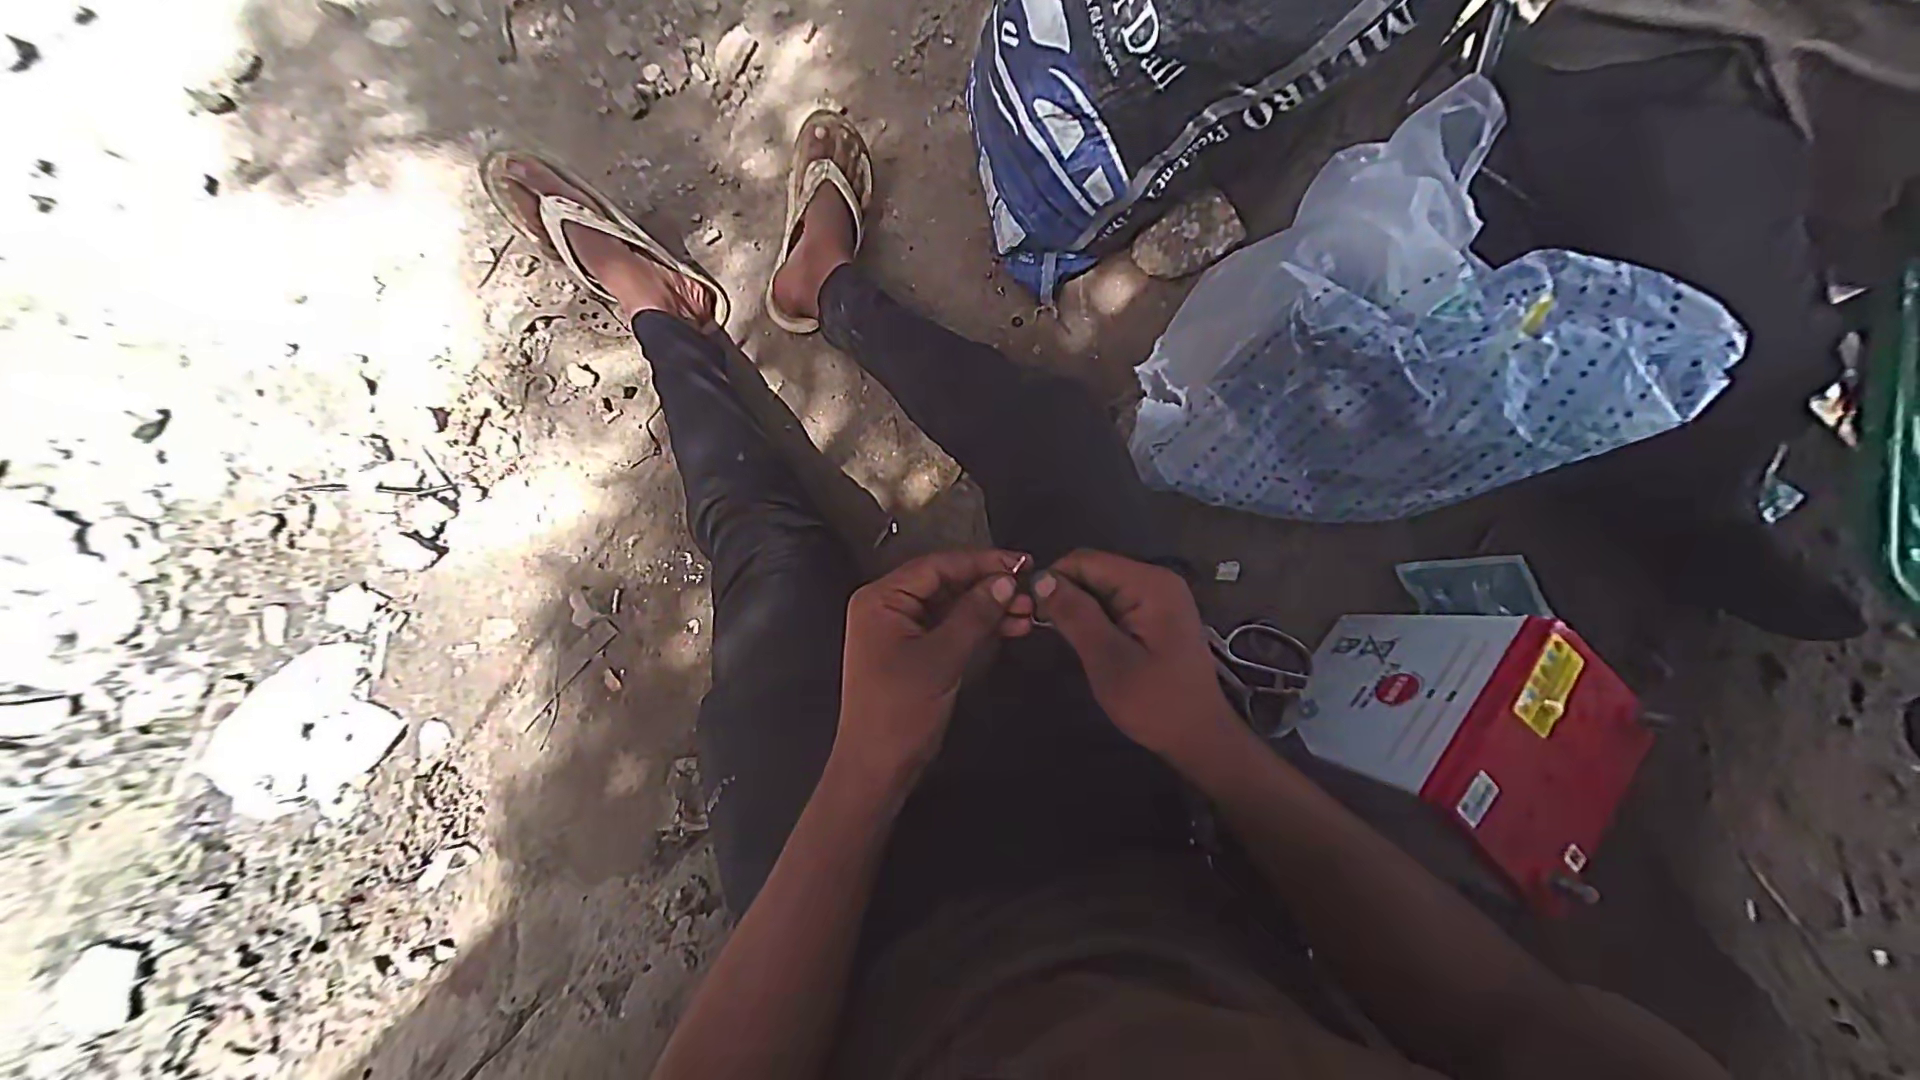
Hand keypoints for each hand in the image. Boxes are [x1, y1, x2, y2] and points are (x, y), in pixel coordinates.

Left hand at [833, 549, 1033, 791]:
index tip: (1022, 563)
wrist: (878, 768)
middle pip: (947, 583)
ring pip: (953, 605)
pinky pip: (952, 627)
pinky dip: (980, 627)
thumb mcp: (941, 658)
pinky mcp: (917, 650)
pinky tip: (1012, 627)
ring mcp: (903, 629)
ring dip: (990, 607)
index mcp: (882, 598)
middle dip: (989, 587)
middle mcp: (889, 606)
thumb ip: (974, 614)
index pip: (937, 566)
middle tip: (1031, 591)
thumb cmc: (900, 710)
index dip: (982, 562)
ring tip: (1029, 612)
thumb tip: (1007, 580)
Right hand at [1034, 549, 1241, 768]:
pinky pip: (1114, 601)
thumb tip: (1041, 579)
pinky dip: (1095, 616)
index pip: (1085, 560)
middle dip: (1065, 593)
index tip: (1034, 614)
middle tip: (1046, 631)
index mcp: (1150, 583)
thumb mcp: (1107, 659)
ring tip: (1066, 640)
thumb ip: (1075, 614)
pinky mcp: (1156, 613)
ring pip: (1100, 586)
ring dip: (1078, 607)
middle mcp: (1157, 579)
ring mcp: (1159, 595)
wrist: (1200, 738)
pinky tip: (1089, 642)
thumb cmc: (1155, 702)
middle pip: (1093, 570)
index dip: (1054, 580)